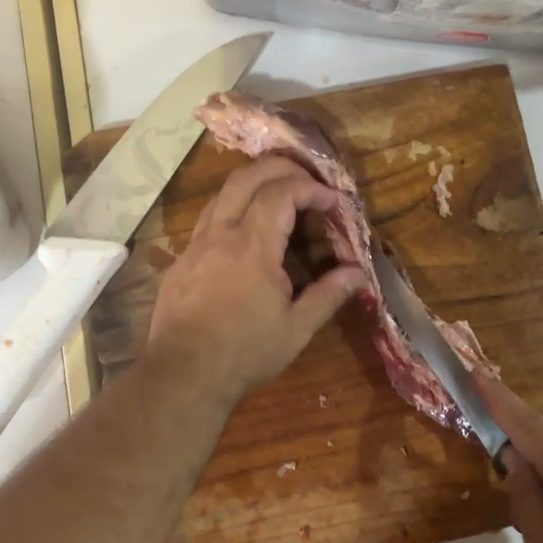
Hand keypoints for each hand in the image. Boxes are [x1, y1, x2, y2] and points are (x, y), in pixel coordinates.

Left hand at [148, 157, 365, 401]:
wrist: (183, 374)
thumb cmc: (245, 352)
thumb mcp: (296, 328)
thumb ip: (328, 295)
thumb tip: (360, 274)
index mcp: (252, 246)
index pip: (282, 194)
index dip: (310, 189)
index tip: (332, 202)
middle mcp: (221, 234)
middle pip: (247, 177)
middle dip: (280, 169)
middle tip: (307, 181)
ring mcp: (196, 245)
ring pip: (222, 194)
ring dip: (254, 185)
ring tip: (279, 198)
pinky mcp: (182, 261)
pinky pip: (209, 220)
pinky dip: (234, 210)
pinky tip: (246, 235)